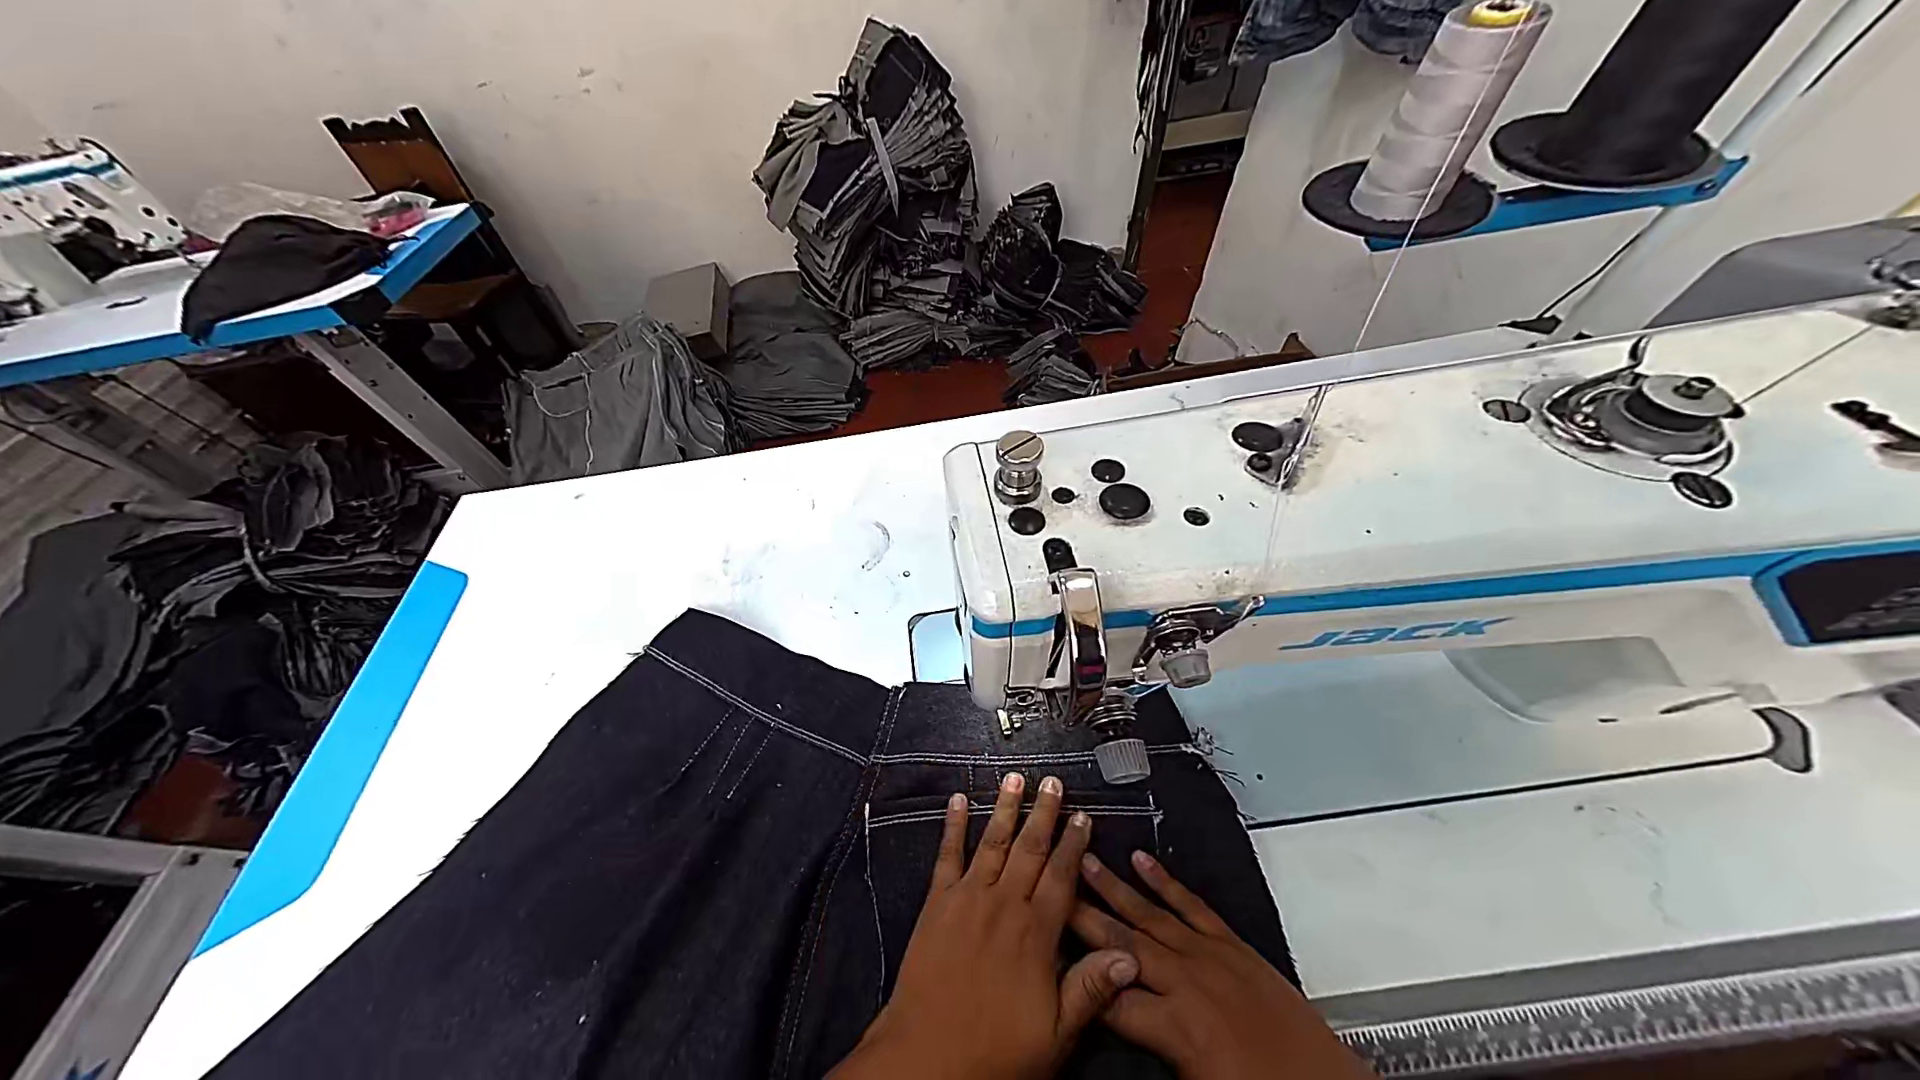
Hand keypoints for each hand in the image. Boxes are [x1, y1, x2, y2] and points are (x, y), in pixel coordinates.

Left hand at [829, 772, 1140, 1079]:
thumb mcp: (1055, 1034)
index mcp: (1035, 933)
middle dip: (1044, 813)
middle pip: (1030, 849)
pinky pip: (946, 856)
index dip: (1074, 844)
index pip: (1062, 876)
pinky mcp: (937, 903)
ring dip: (1005, 809)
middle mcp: (1003, 905)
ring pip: (993, 843)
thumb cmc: (994, 1051)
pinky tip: (958, 802)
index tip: (1083, 817)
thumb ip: (1090, 989)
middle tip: (1052, 783)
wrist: (926, 1059)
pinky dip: (953, 826)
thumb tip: (1129, 957)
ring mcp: (967, 899)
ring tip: (1015, 779)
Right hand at [1072, 850, 1376, 1079]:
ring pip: (1150, 914)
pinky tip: (1144, 862)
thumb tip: (1116, 1021)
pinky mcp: (1232, 945)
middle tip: (1051, 889)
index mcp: (1176, 1026)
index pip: (1108, 995)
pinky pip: (1192, 906)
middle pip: (1120, 943)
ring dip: (1115, 887)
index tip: (1050, 956)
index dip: (1077, 977)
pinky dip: (1165, 881)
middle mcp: (1188, 982)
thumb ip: (1152, 1045)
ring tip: (1086, 860)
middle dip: (1083, 916)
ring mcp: (1210, 956)